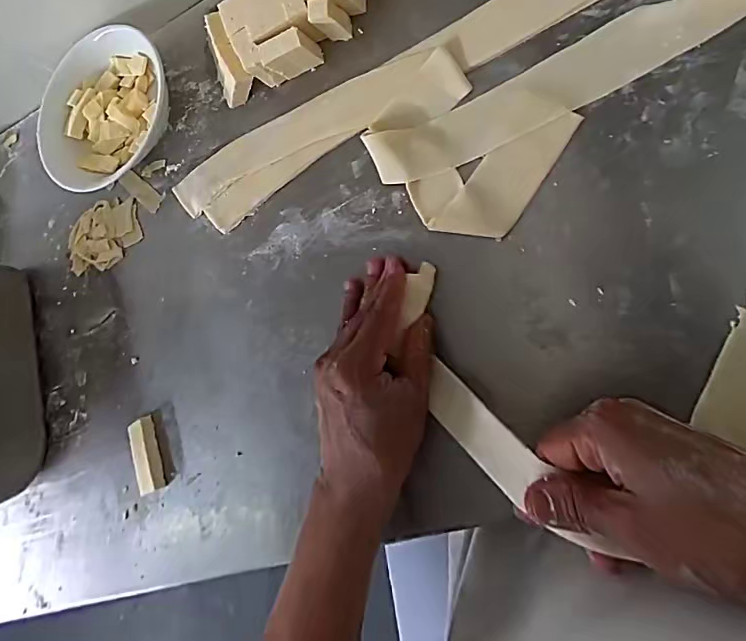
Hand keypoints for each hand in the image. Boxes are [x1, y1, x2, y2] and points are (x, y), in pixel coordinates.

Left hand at [311, 256, 433, 523]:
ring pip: (350, 323)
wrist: (352, 485)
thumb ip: (416, 354)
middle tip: (390, 260)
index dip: (393, 291)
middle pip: (363, 316)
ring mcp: (326, 366)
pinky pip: (342, 336)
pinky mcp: (325, 373)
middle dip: (378, 287)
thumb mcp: (413, 400)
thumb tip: (420, 319)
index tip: (401, 266)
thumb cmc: (388, 447)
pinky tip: (353, 297)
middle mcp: (334, 359)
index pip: (380, 318)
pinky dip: (352, 316)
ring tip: (373, 270)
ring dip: (365, 296)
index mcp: (356, 366)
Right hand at [521, 398, 745, 604]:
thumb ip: (573, 510)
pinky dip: (635, 506)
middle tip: (601, 546)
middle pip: (575, 460)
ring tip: (638, 550)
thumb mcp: (630, 531)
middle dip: (581, 507)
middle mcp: (627, 417)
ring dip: (610, 513)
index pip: (546, 450)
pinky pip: (633, 474)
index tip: (544, 519)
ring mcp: (653, 432)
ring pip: (605, 472)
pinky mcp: (674, 450)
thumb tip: (538, 499)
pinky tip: (657, 539)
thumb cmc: (728, 528)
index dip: (544, 490)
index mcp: (606, 425)